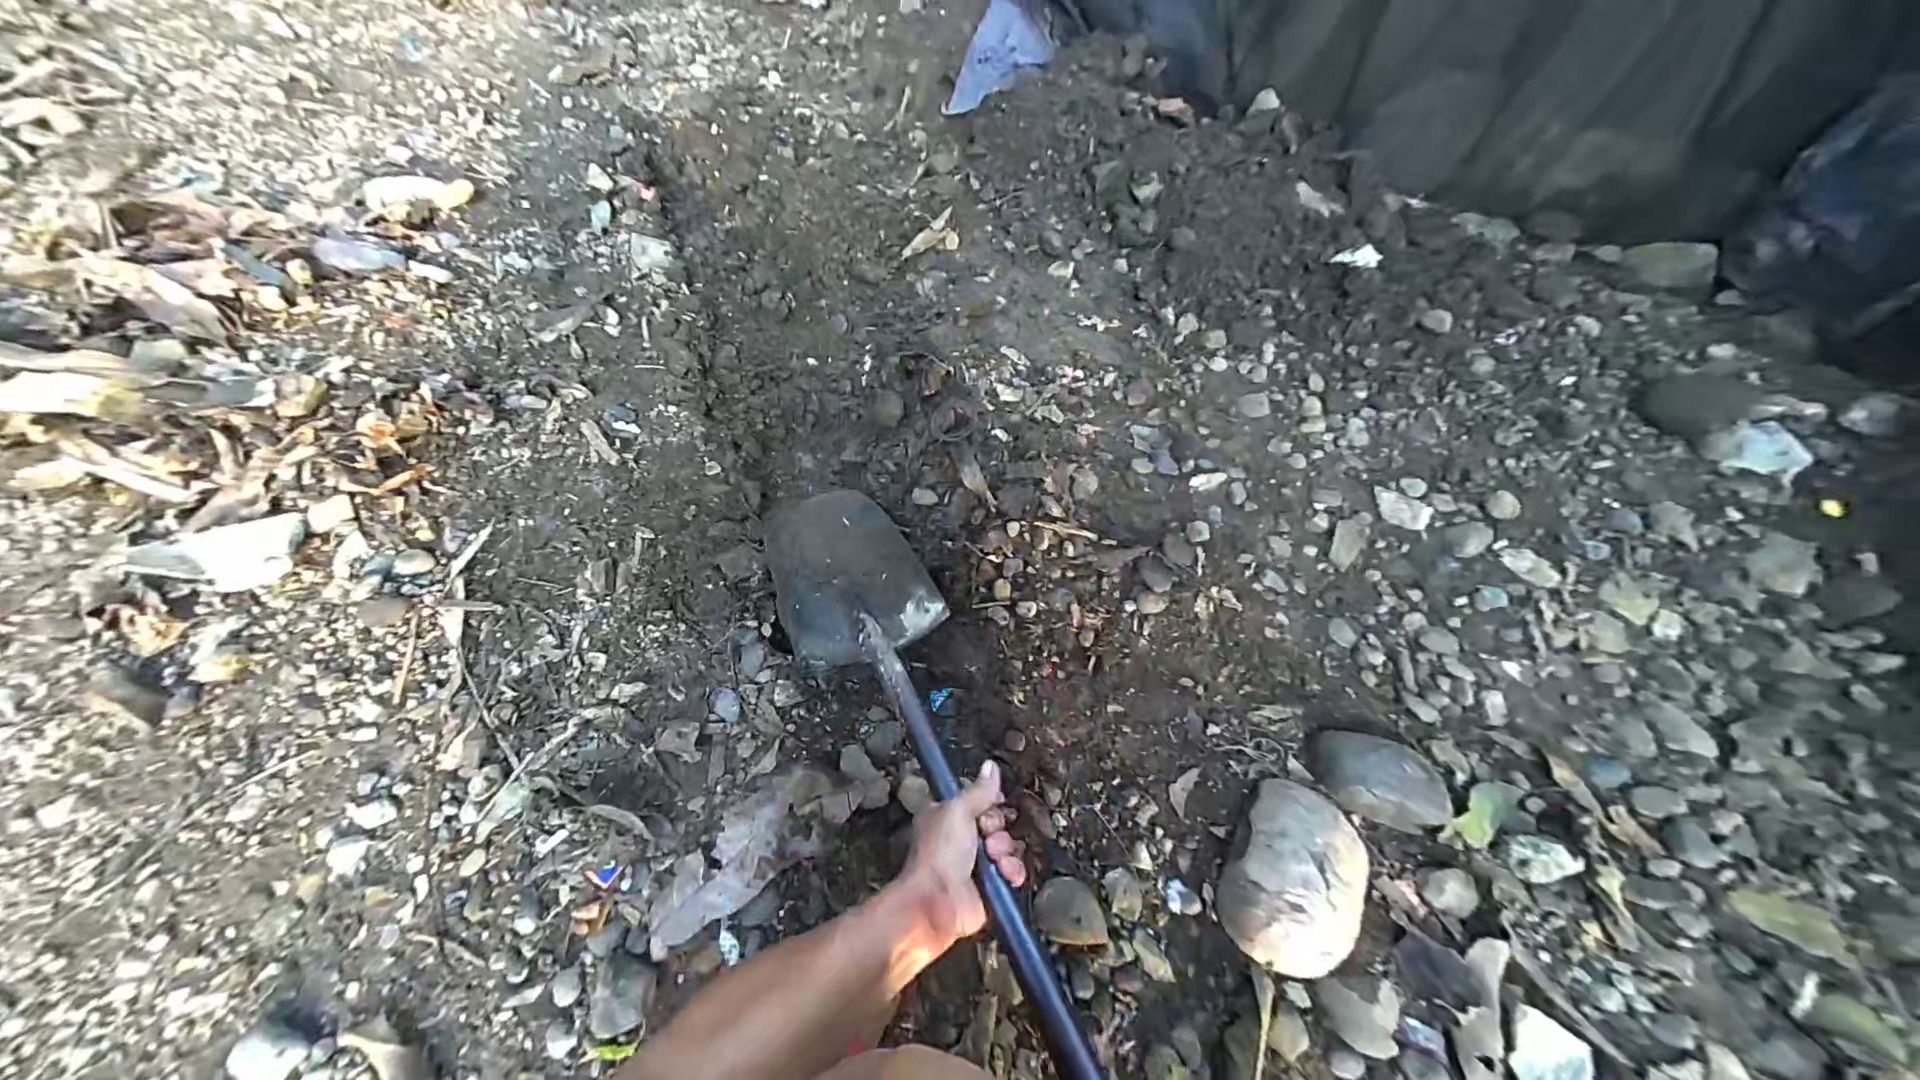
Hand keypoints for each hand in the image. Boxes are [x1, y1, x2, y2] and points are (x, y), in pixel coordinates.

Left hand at [899, 761, 1026, 943]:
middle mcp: (963, 838)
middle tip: (986, 836)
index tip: (988, 808)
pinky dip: (1013, 871)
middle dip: (998, 829)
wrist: (934, 904)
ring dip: (1006, 850)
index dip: (990, 804)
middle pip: (999, 823)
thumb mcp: (958, 811)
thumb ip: (979, 791)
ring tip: (993, 858)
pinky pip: (1013, 871)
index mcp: (949, 815)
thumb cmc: (937, 855)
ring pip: (1009, 846)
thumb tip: (990, 767)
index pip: (981, 801)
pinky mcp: (990, 887)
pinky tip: (1004, 874)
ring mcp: (977, 863)